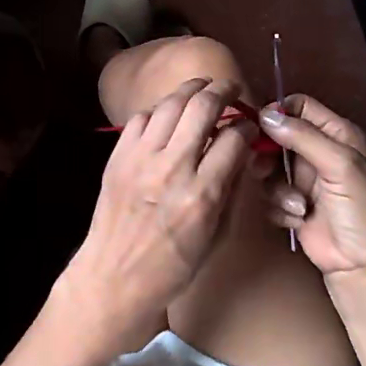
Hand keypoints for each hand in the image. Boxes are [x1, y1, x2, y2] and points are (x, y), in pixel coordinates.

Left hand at [53, 78, 255, 358]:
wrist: (115, 277)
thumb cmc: (172, 266)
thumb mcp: (216, 235)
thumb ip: (230, 189)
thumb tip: (242, 152)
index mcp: (202, 194)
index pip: (234, 138)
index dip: (247, 125)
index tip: (250, 124)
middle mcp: (172, 168)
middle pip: (203, 107)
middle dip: (224, 91)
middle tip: (232, 90)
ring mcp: (140, 159)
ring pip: (170, 104)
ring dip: (191, 90)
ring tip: (203, 88)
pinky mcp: (118, 157)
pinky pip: (140, 118)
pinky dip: (158, 110)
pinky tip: (168, 115)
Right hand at [258, 94, 365, 283]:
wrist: (362, 267)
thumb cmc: (362, 211)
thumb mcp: (340, 166)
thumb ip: (303, 137)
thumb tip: (265, 114)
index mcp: (338, 135)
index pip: (299, 106)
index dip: (278, 113)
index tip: (261, 127)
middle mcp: (319, 152)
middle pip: (277, 137)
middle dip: (268, 154)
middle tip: (263, 170)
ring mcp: (304, 179)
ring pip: (269, 167)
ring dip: (277, 188)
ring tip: (297, 206)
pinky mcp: (292, 203)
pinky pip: (269, 193)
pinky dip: (279, 207)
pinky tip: (298, 219)